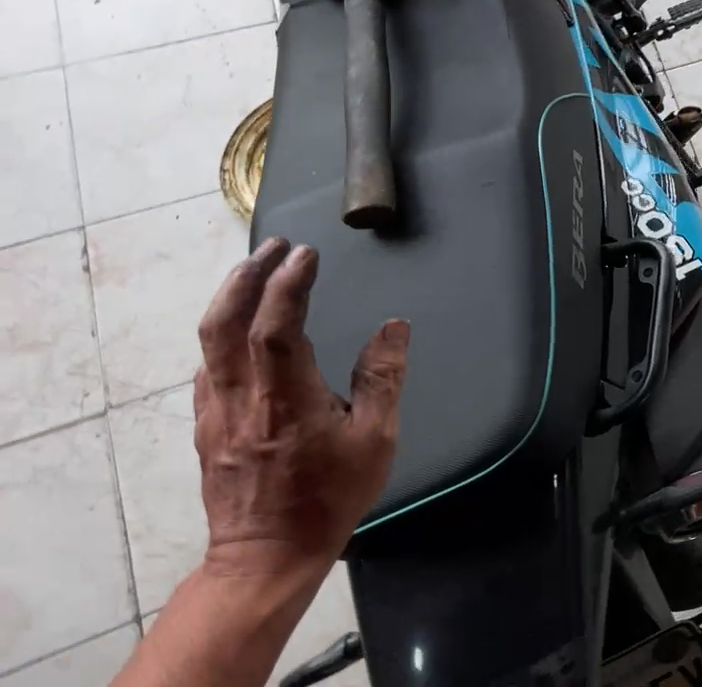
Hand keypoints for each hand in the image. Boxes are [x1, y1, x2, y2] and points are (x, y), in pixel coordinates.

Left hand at [193, 238, 410, 578]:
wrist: (266, 553)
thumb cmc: (331, 494)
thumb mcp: (376, 438)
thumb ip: (383, 377)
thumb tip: (394, 326)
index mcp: (286, 399)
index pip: (276, 328)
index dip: (288, 285)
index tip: (306, 254)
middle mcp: (240, 398)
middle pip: (224, 325)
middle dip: (247, 278)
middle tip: (275, 247)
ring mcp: (216, 412)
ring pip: (209, 342)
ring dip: (231, 298)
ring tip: (258, 272)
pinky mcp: (207, 426)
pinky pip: (209, 366)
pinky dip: (224, 333)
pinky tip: (242, 329)